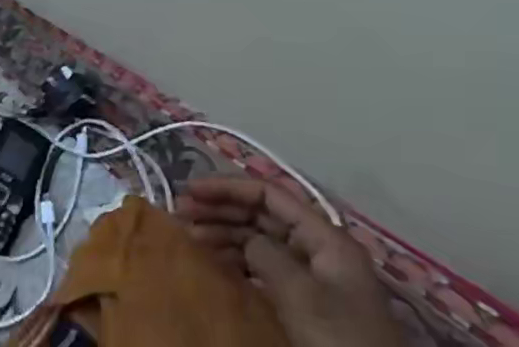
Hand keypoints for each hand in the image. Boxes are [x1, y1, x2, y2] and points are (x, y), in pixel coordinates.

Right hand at [177, 177, 404, 346]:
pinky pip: (264, 268)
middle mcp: (319, 249)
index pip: (269, 194)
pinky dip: (237, 260)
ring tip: (189, 236)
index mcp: (325, 237)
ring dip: (223, 234)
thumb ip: (266, 253)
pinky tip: (213, 262)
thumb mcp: (299, 293)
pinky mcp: (306, 304)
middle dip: (220, 209)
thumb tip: (244, 240)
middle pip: (262, 214)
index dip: (227, 187)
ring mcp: (313, 278)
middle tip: (180, 212)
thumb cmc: (338, 340)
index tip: (190, 190)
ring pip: (260, 240)